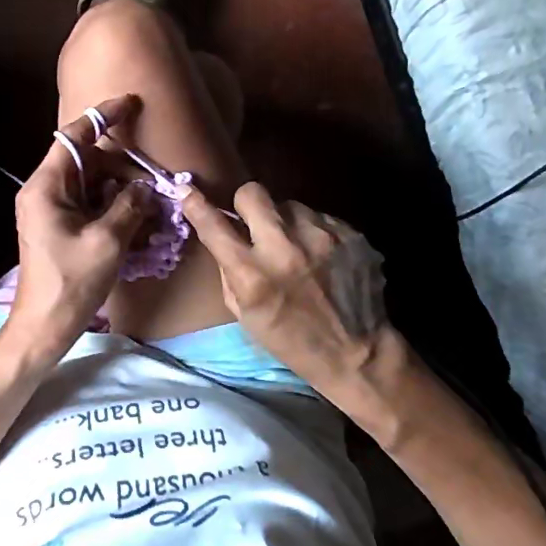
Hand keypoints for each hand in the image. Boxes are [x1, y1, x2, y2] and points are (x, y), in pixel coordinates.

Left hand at [7, 96, 153, 355]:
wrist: (44, 327)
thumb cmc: (70, 283)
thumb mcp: (107, 241)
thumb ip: (129, 206)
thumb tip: (146, 189)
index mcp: (46, 187)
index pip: (74, 137)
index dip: (103, 117)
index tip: (130, 103)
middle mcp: (44, 192)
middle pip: (87, 162)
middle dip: (122, 168)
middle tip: (155, 183)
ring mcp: (51, 211)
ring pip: (91, 185)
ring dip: (121, 191)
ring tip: (150, 205)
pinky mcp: (59, 228)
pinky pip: (89, 205)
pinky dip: (112, 208)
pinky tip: (136, 222)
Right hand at [182, 182, 399, 395]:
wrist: (357, 353)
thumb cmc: (290, 339)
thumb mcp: (244, 313)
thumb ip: (229, 269)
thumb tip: (220, 234)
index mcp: (252, 275)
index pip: (214, 225)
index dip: (196, 205)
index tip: (187, 191)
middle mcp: (285, 248)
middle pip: (252, 193)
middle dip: (246, 204)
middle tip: (253, 223)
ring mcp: (322, 236)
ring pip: (289, 204)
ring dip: (285, 221)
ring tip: (295, 248)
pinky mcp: (349, 233)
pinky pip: (318, 217)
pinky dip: (312, 233)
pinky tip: (320, 257)